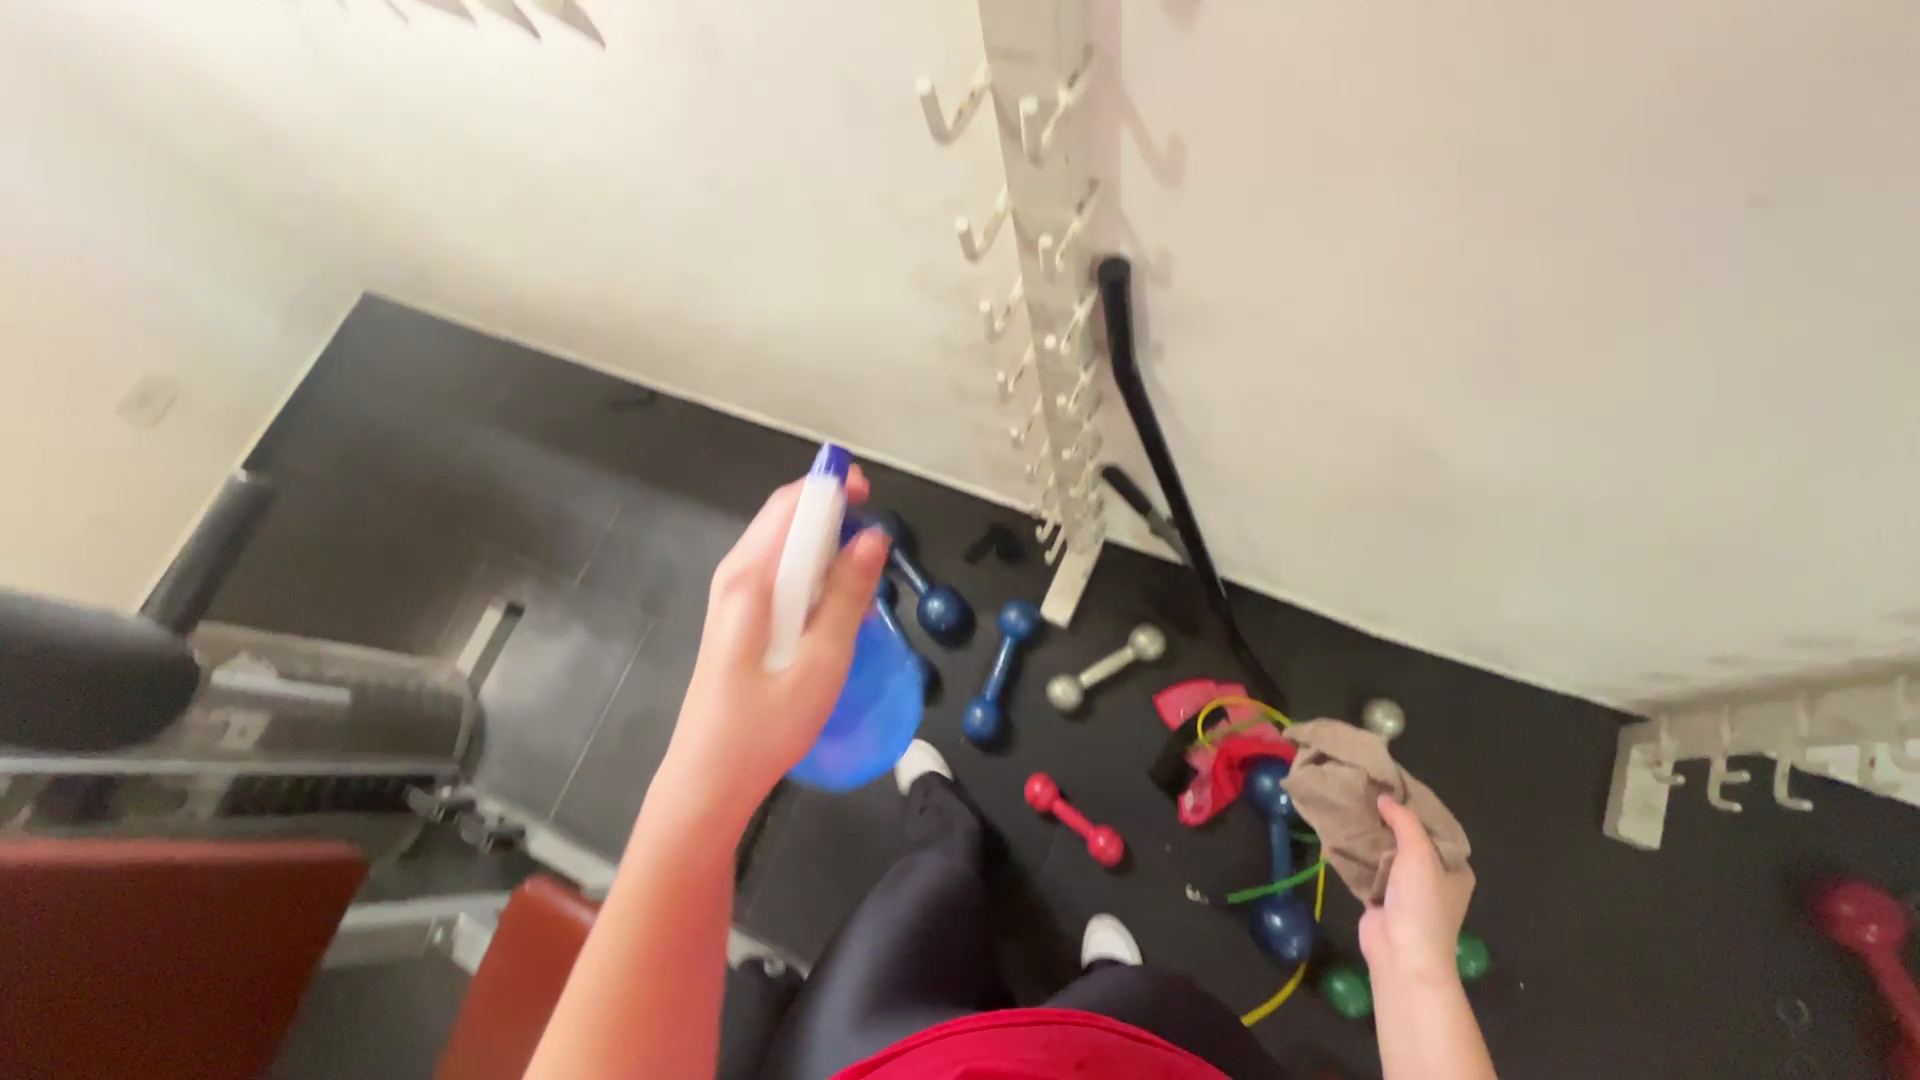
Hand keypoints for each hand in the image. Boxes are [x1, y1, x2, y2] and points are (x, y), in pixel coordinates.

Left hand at [657, 466, 889, 812]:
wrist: (709, 777)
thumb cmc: (766, 725)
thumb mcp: (822, 662)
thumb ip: (848, 596)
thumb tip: (873, 538)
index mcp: (751, 577)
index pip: (792, 504)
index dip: (832, 487)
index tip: (871, 495)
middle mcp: (736, 574)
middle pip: (786, 517)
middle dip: (833, 514)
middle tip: (877, 542)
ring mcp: (733, 595)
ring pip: (785, 545)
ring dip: (826, 545)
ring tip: (864, 575)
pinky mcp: (738, 616)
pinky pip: (780, 572)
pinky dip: (813, 571)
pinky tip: (835, 603)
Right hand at [1359, 794, 1474, 983]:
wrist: (1402, 954)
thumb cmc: (1421, 903)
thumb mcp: (1420, 855)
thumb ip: (1404, 822)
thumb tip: (1384, 797)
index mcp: (1455, 869)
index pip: (1437, 830)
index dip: (1416, 808)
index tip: (1393, 785)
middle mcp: (1434, 878)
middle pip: (1410, 840)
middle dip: (1390, 820)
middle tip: (1366, 793)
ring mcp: (1407, 890)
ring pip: (1388, 854)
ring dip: (1371, 837)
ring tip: (1350, 808)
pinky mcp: (1382, 899)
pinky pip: (1370, 869)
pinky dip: (1358, 855)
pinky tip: (1341, 836)